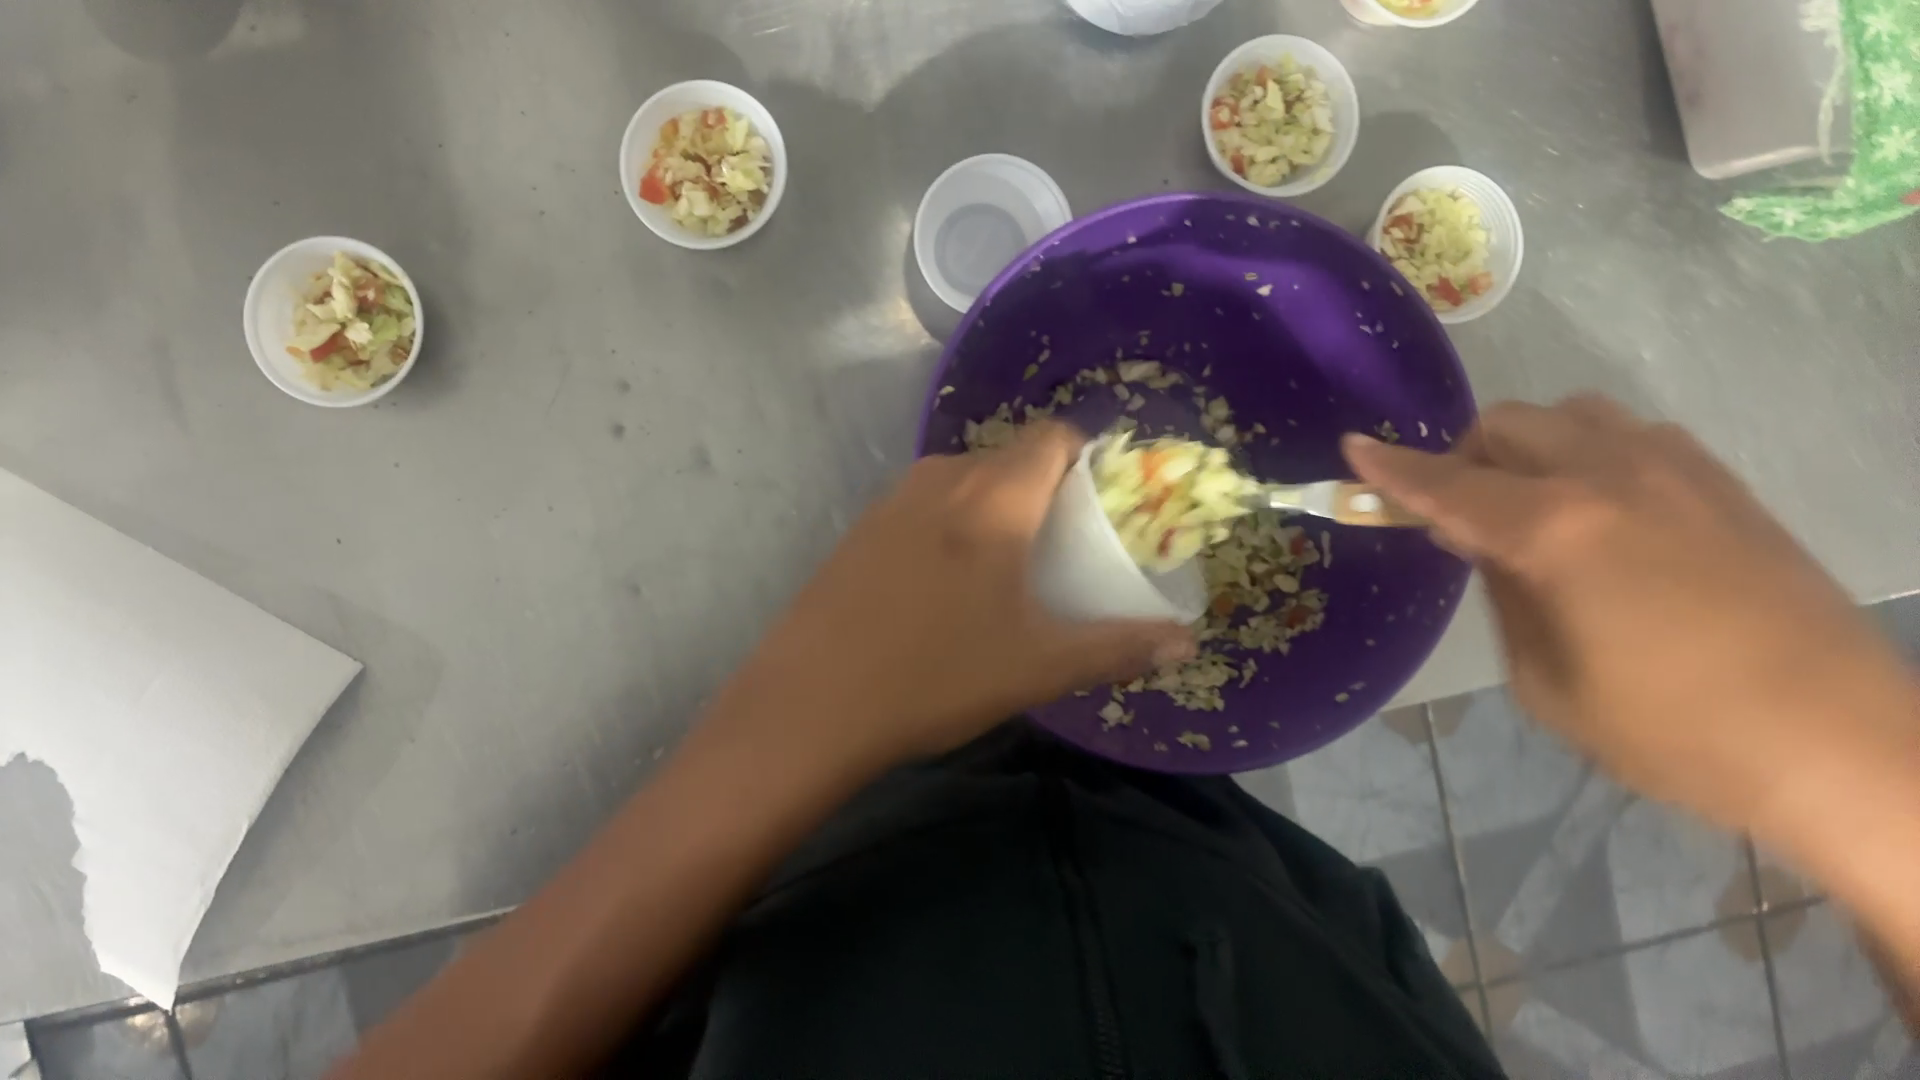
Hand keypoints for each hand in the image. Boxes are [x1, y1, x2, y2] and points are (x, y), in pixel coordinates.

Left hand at [710, 421, 1194, 778]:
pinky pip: (925, 506)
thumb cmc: (934, 676)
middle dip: (1047, 490)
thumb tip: (1186, 644)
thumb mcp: (1037, 667)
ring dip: (997, 508)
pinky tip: (945, 587)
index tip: (1106, 503)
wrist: (808, 706)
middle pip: (1011, 458)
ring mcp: (891, 500)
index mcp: (993, 497)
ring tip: (1010, 570)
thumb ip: (1117, 648)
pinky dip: (952, 525)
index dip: (1089, 458)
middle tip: (1066, 548)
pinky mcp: (859, 529)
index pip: (1054, 437)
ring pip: (964, 481)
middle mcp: (942, 478)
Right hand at [1341, 396, 1918, 836]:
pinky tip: (1598, 510)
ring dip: (1527, 448)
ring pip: (1572, 416)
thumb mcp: (1545, 679)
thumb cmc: (1671, 731)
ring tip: (1527, 506)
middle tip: (1454, 515)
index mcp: (1557, 529)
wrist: (1845, 750)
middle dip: (1461, 458)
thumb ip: (1504, 594)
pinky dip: (1586, 454)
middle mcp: (1612, 477)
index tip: (1352, 449)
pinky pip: (1630, 435)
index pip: (1447, 484)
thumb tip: (1486, 546)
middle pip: (1507, 426)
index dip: (1392, 469)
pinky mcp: (1725, 486)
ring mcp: (1677, 472)